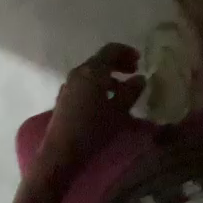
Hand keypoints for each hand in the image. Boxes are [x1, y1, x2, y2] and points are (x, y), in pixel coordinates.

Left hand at [32, 43, 144, 188]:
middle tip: (133, 71)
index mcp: (92, 70)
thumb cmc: (93, 129)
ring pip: (92, 72)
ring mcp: (69, 84)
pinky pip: (85, 83)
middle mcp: (78, 72)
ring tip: (123, 89)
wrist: (61, 152)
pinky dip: (98, 84)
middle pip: (100, 59)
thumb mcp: (119, 111)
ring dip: (109, 76)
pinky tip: (106, 100)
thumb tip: (140, 78)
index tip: (139, 60)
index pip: (110, 50)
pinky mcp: (64, 97)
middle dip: (118, 63)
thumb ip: (131, 91)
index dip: (126, 51)